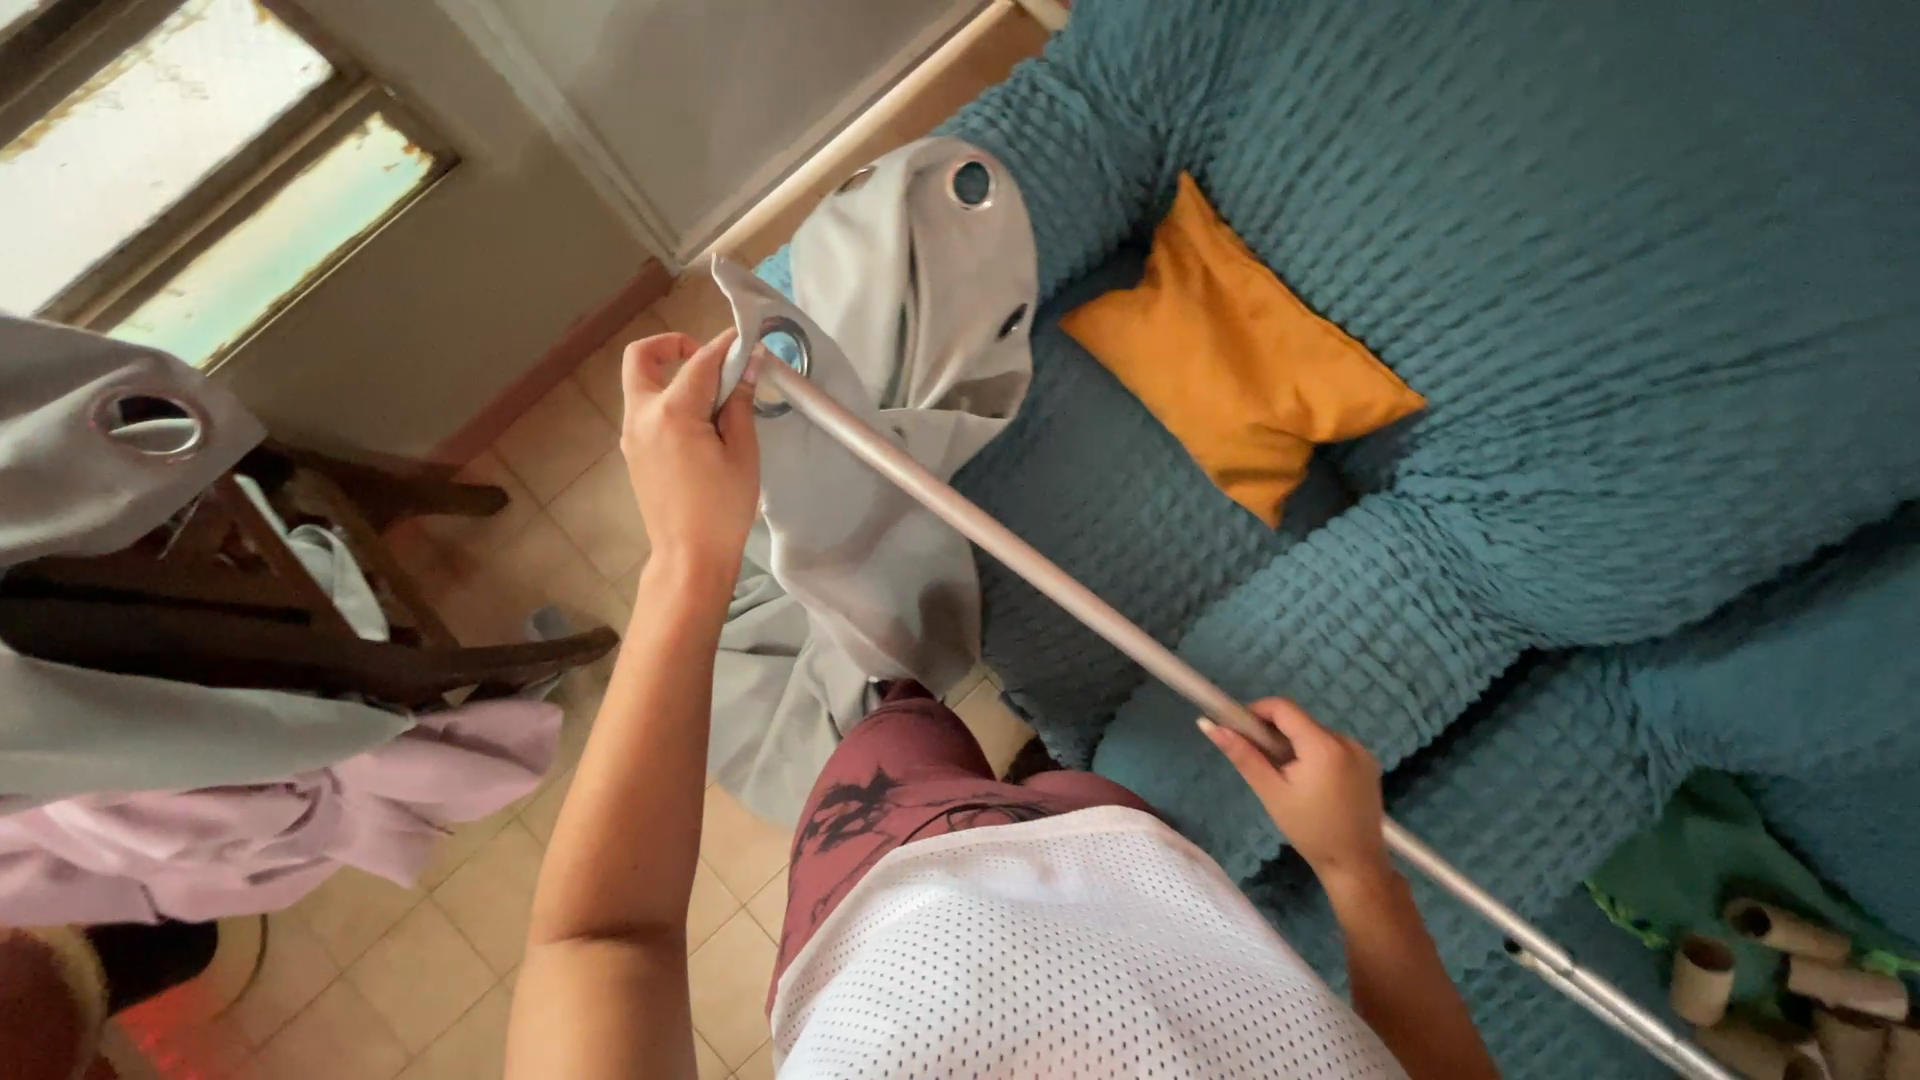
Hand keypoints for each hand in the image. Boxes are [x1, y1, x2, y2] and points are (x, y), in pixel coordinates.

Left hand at [619, 330, 758, 575]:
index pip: (700, 363)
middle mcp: (642, 416)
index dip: (726, 346)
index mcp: (673, 414)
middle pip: (642, 358)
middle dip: (673, 346)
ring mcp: (631, 435)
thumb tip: (748, 367)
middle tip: (708, 360)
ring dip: (671, 376)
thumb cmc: (724, 508)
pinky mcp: (633, 452)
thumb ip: (740, 405)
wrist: (690, 555)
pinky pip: (645, 410)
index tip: (747, 339)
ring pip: (640, 384)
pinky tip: (700, 425)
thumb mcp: (743, 454)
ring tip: (712, 399)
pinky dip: (668, 401)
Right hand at [1199, 699, 1392, 887]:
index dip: (1256, 711)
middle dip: (1274, 734)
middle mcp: (1347, 741)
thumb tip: (1209, 725)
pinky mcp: (1368, 765)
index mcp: (1323, 745)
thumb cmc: (1308, 830)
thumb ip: (1242, 754)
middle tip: (1261, 762)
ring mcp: (1362, 753)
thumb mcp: (1271, 792)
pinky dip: (1313, 754)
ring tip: (1285, 777)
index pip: (1283, 707)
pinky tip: (1310, 783)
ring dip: (1294, 745)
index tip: (1240, 731)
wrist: (1355, 866)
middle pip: (1299, 721)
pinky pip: (1331, 746)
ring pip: (1314, 733)